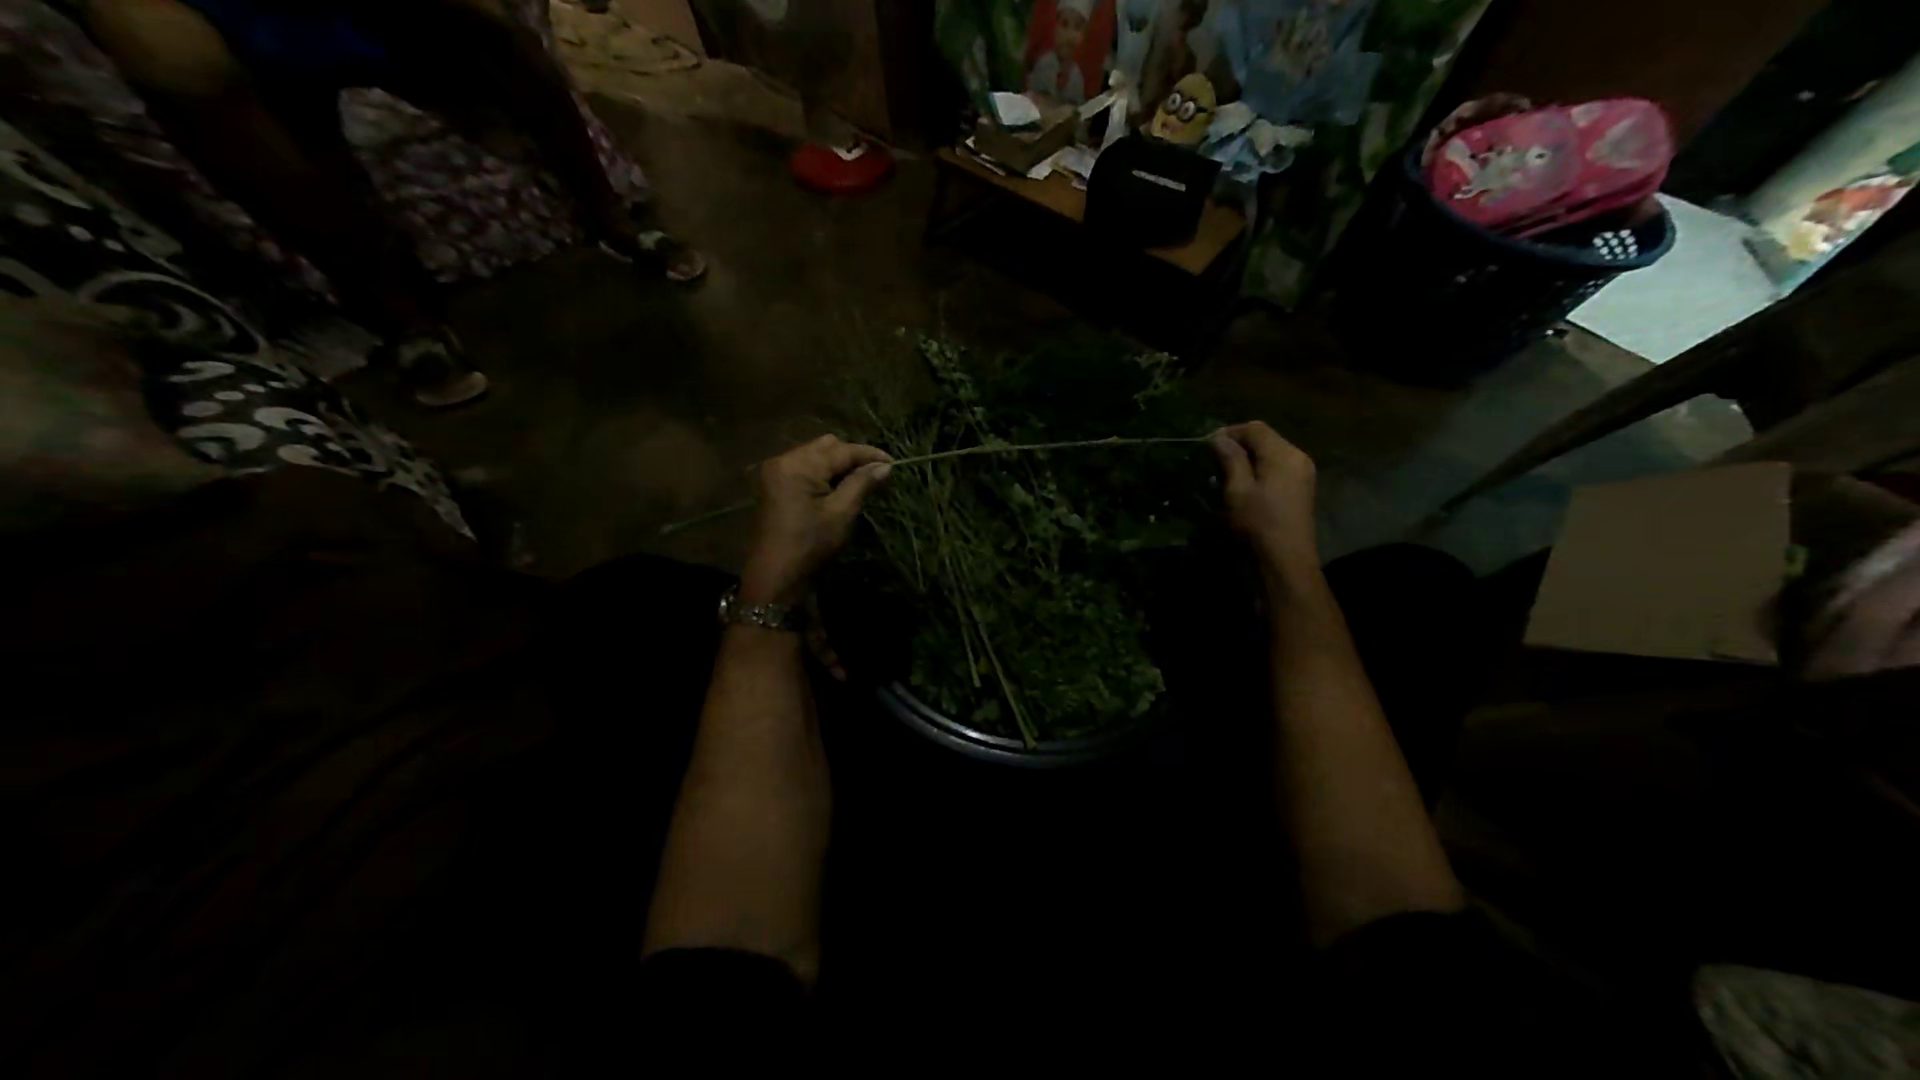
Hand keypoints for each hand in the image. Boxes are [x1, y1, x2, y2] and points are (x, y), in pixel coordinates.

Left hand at [740, 435, 892, 606]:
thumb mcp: (841, 513)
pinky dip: (823, 473)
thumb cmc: (810, 545)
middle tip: (876, 474)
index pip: (841, 450)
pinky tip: (838, 487)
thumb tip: (885, 466)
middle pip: (826, 446)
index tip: (894, 462)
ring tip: (860, 480)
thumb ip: (862, 483)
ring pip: (815, 455)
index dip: (869, 454)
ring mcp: (775, 472)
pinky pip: (803, 467)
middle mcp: (783, 460)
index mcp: (798, 465)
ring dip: (838, 464)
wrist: (775, 577)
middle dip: (852, 456)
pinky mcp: (774, 485)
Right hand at [1211, 421, 1318, 575]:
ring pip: (1271, 453)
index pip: (1255, 429)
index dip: (1229, 431)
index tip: (1205, 444)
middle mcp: (1297, 458)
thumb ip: (1231, 460)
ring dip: (1247, 457)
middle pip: (1266, 438)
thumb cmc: (1258, 524)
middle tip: (1212, 458)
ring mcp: (1302, 474)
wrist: (1285, 562)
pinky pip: (1277, 467)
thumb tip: (1220, 438)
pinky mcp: (1300, 489)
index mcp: (1283, 455)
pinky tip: (1243, 483)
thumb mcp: (1237, 490)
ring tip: (1224, 470)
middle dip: (1238, 443)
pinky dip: (1258, 468)